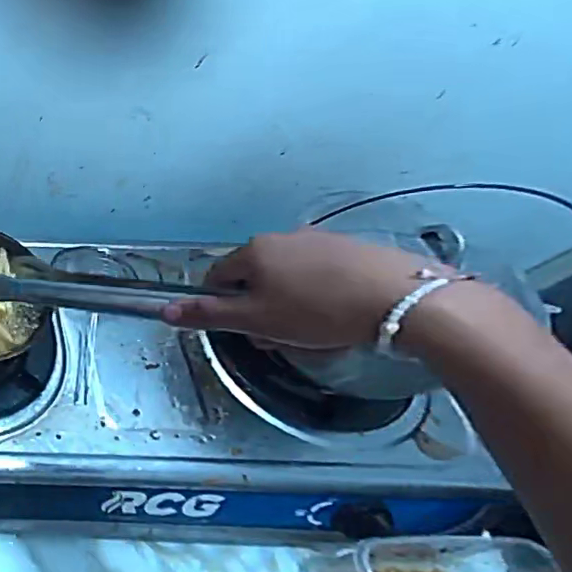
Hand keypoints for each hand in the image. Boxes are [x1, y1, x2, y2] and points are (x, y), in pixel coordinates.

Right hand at [161, 229, 441, 348]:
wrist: (407, 301)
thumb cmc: (319, 312)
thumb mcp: (256, 321)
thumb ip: (208, 315)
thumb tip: (164, 311)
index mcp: (252, 251)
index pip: (217, 277)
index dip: (225, 305)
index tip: (246, 328)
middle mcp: (281, 237)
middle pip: (254, 275)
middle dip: (260, 304)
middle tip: (280, 334)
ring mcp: (321, 239)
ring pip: (289, 274)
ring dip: (290, 298)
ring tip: (315, 326)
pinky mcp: (357, 247)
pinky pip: (324, 271)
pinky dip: (323, 291)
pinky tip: (342, 311)